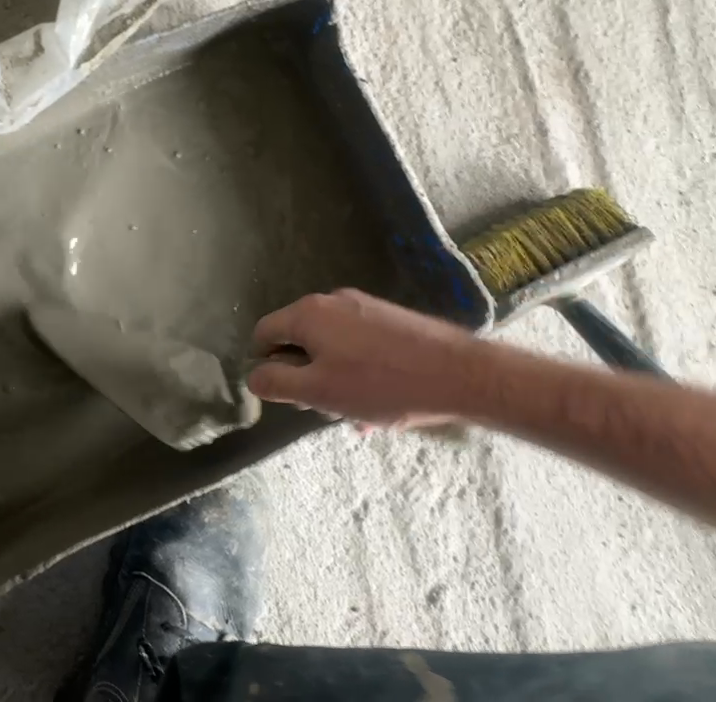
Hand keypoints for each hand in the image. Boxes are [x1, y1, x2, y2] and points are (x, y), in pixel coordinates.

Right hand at [245, 289, 479, 426]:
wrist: (463, 375)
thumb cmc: (382, 384)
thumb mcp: (319, 391)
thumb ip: (276, 384)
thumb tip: (253, 376)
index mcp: (307, 314)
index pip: (263, 334)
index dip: (266, 366)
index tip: (287, 396)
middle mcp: (331, 301)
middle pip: (298, 340)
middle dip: (305, 375)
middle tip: (326, 408)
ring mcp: (364, 307)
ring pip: (331, 346)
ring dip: (335, 378)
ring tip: (360, 413)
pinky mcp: (391, 319)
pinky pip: (359, 346)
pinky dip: (359, 372)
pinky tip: (381, 404)